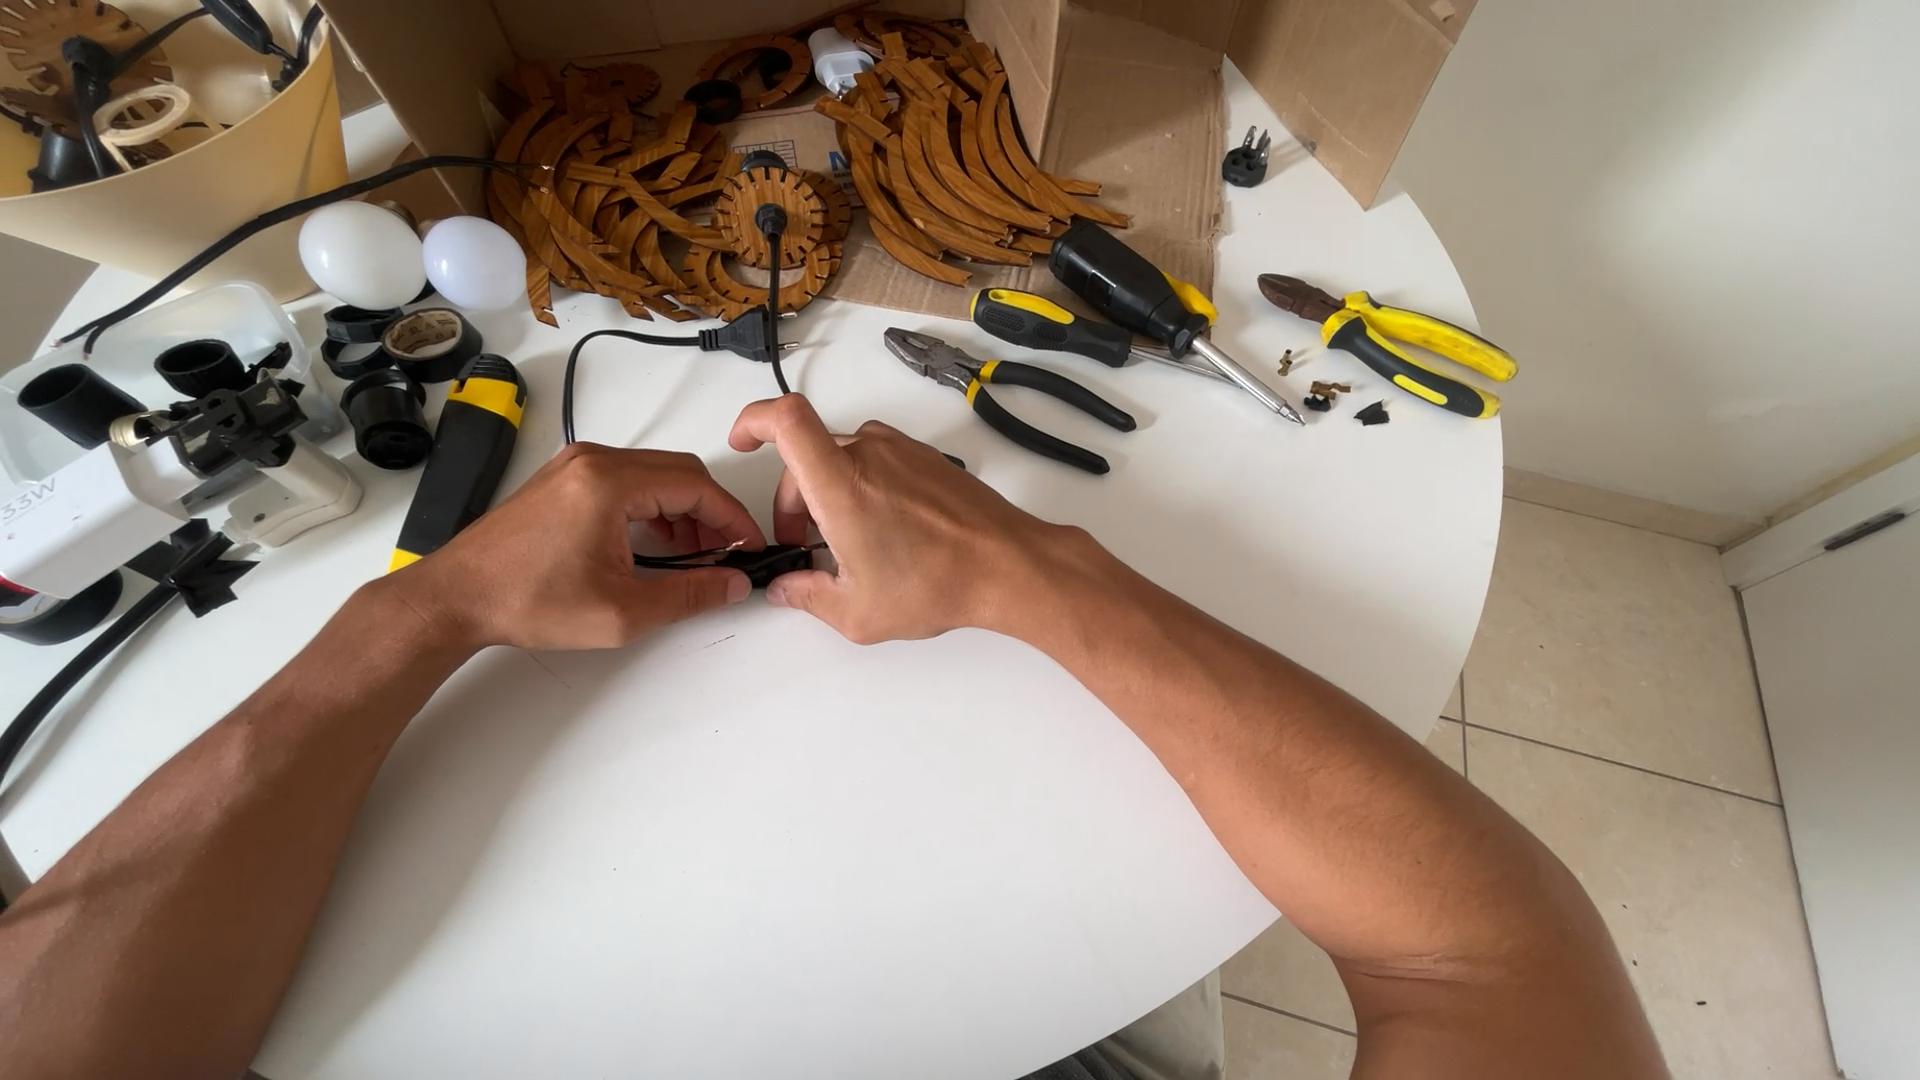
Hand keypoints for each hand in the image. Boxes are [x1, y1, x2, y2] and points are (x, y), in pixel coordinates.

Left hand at [389, 442, 765, 649]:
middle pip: (682, 472)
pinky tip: (658, 540)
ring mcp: (576, 465)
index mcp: (609, 483)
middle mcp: (594, 461)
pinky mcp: (565, 477)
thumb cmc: (527, 602)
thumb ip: (690, 594)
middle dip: (713, 512)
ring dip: (685, 508)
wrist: (453, 599)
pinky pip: (630, 478)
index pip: (697, 488)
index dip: (734, 519)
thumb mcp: (623, 611)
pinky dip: (656, 504)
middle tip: (727, 552)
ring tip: (695, 552)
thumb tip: (734, 584)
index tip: (750, 547)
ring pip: (657, 473)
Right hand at [727, 395, 1074, 643]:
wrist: (1006, 565)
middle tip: (806, 545)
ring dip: (830, 492)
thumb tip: (788, 589)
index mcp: (841, 484)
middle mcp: (870, 454)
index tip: (743, 440)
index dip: (752, 420)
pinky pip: (877, 459)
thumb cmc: (941, 581)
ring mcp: (901, 451)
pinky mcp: (925, 458)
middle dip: (794, 499)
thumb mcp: (858, 611)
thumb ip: (808, 596)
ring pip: (842, 458)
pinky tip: (881, 528)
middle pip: (807, 456)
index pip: (783, 418)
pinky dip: (864, 485)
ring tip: (848, 540)